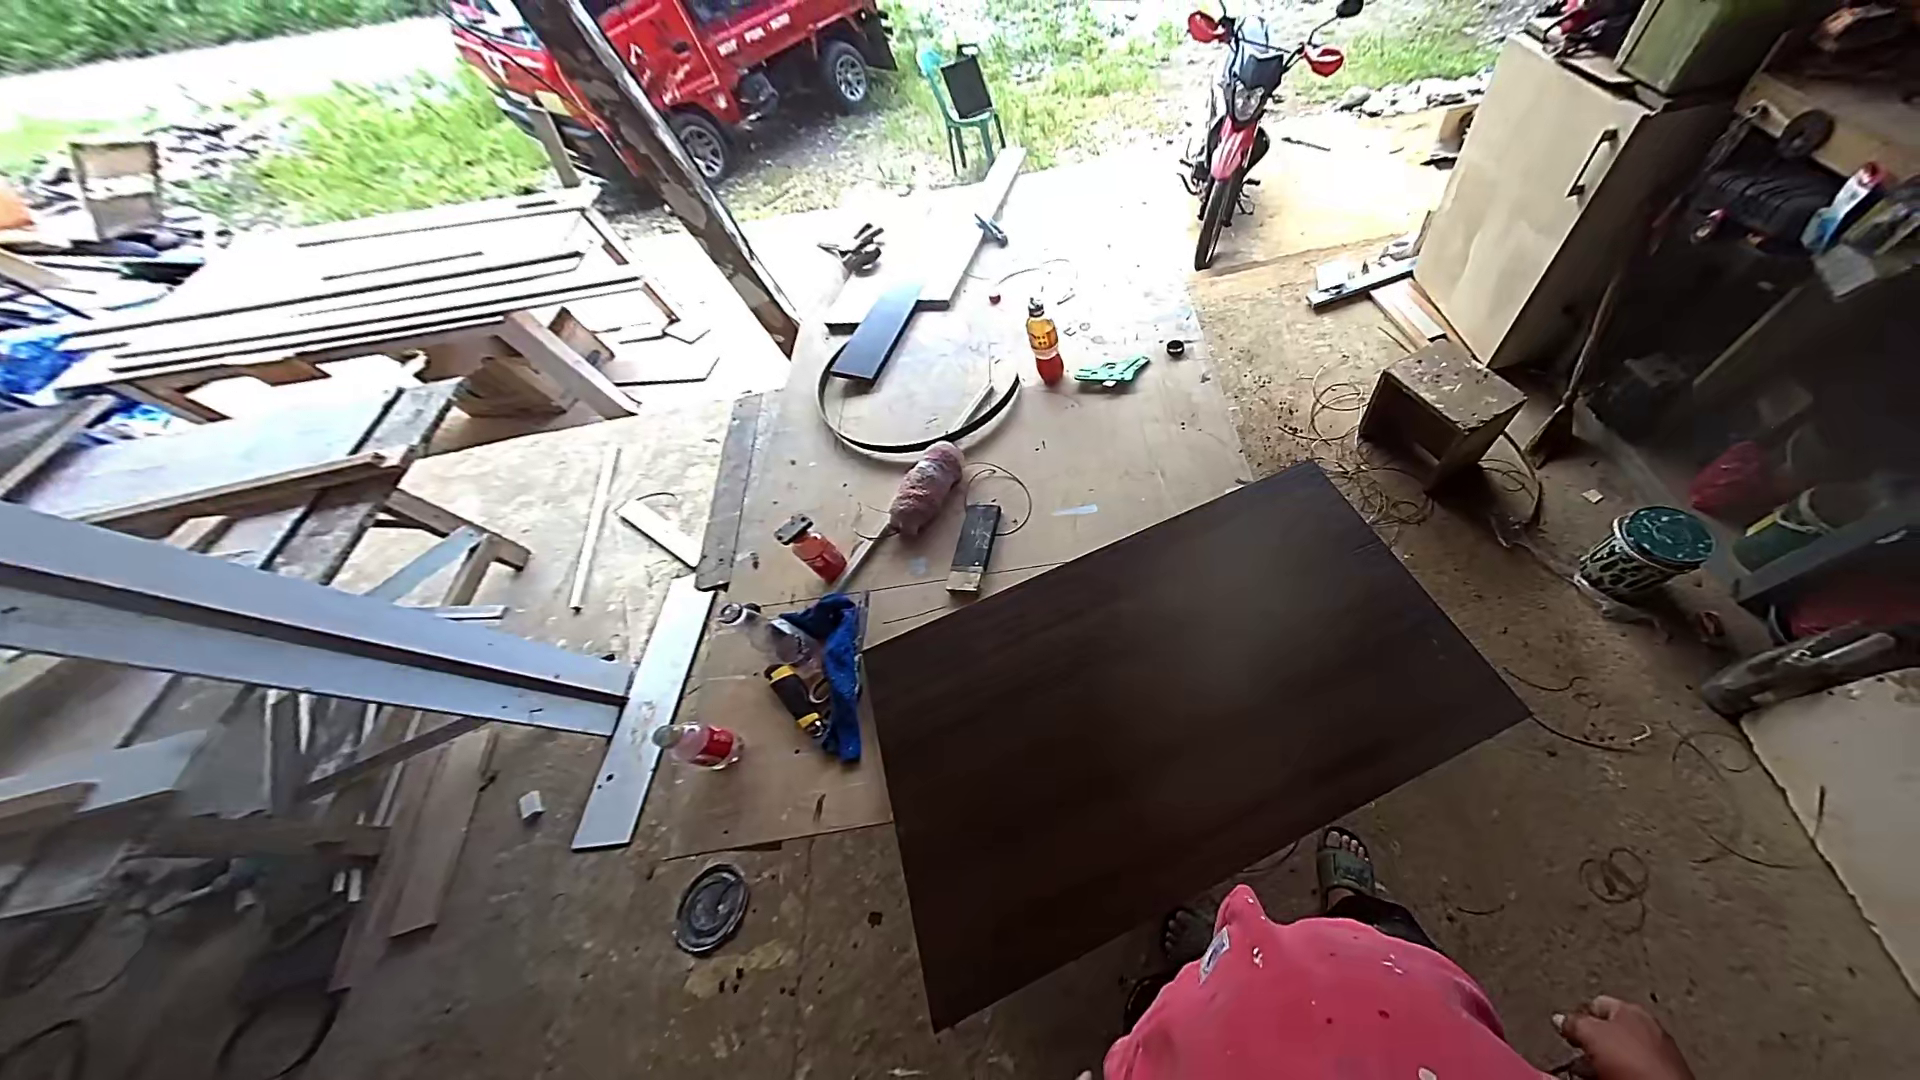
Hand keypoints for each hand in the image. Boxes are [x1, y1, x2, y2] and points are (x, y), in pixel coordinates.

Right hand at [1553, 996, 1694, 1079]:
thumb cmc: (1628, 1059)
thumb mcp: (1587, 1031)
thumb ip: (1571, 1021)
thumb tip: (1561, 1019)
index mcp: (1633, 1009)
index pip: (1595, 1003)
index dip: (1577, 1016)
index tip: (1568, 1030)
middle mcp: (1650, 1028)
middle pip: (1609, 1031)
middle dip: (1591, 1042)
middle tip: (1578, 1054)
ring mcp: (1662, 1056)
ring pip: (1620, 1053)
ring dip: (1602, 1060)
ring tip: (1590, 1070)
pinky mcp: (1667, 1077)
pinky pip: (1633, 1069)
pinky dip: (1619, 1072)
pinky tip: (1608, 1077)